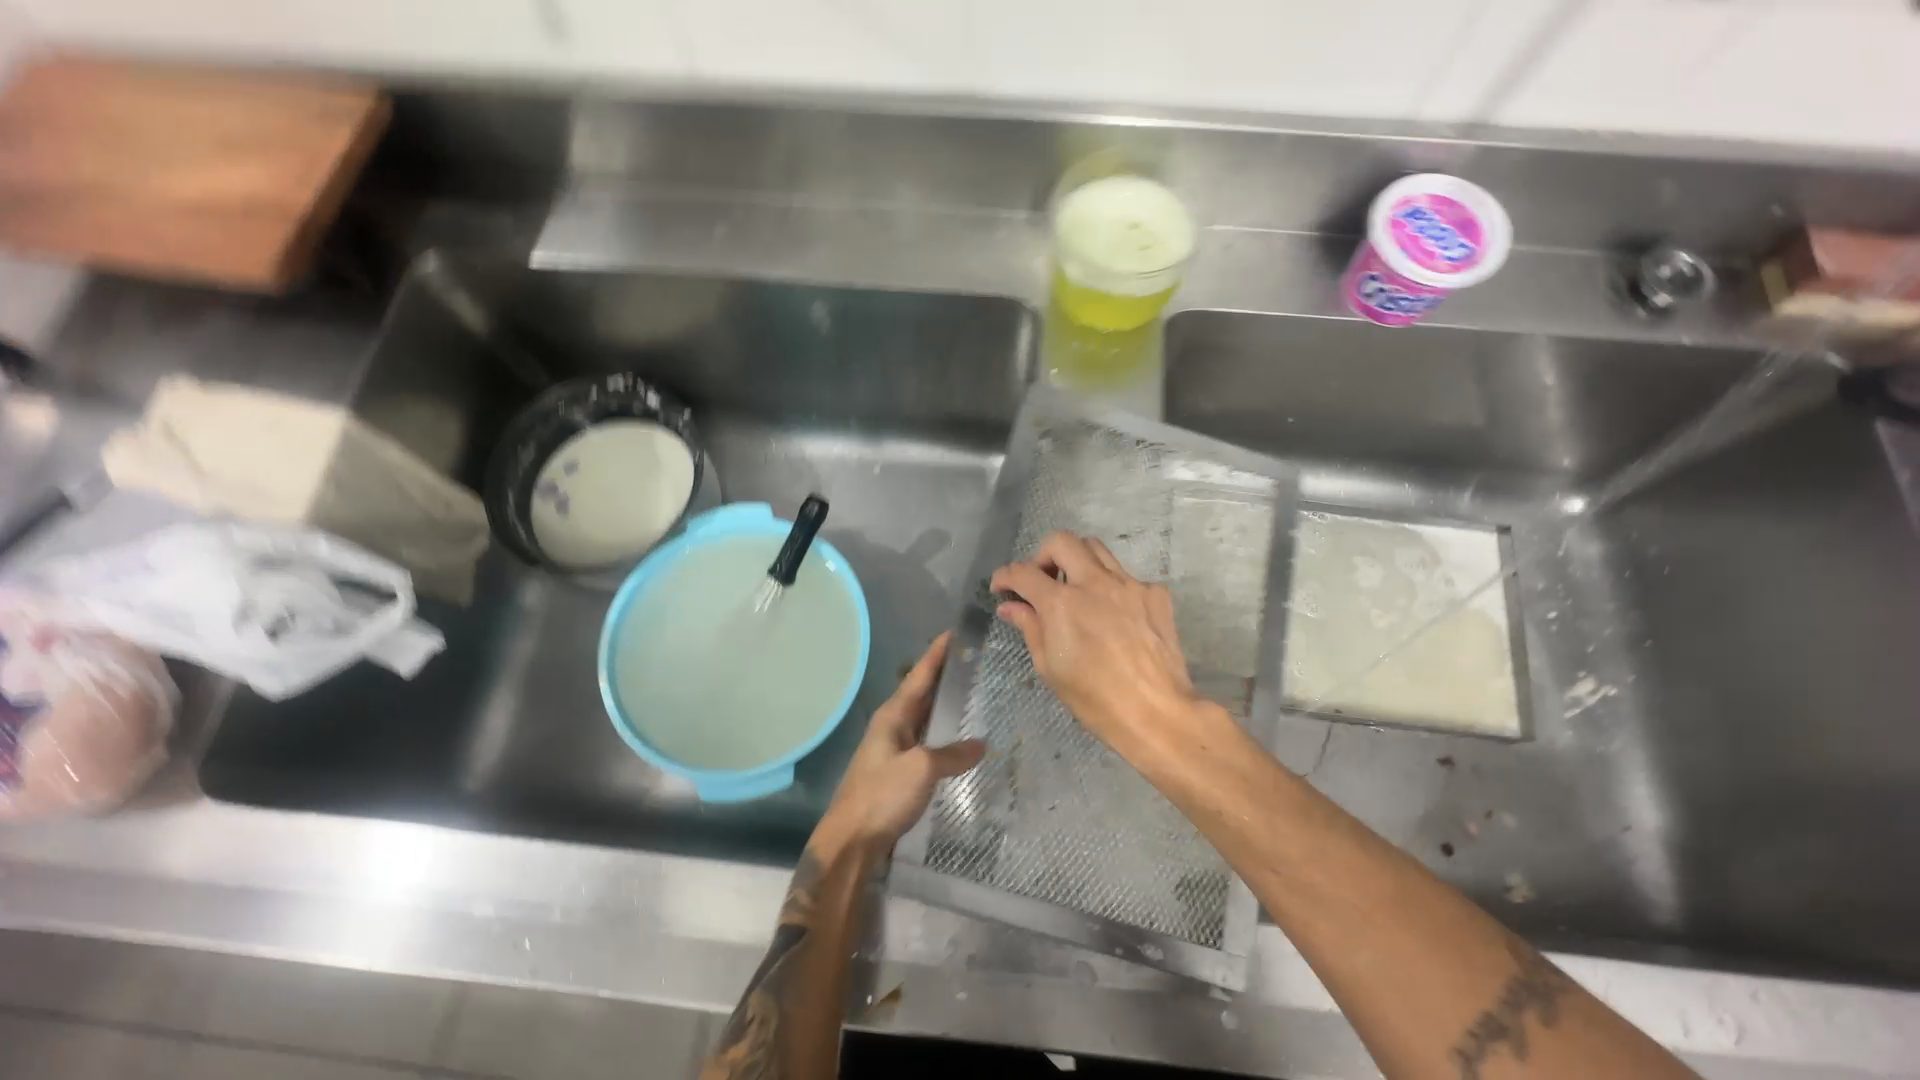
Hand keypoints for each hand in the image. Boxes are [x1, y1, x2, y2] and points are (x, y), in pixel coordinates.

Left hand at [814, 632, 985, 856]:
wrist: (852, 840)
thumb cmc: (882, 796)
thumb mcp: (922, 770)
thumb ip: (952, 754)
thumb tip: (981, 744)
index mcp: (893, 716)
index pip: (920, 676)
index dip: (937, 655)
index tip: (954, 633)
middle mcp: (891, 726)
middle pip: (921, 694)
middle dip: (944, 676)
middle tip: (973, 661)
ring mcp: (892, 750)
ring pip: (922, 718)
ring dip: (942, 705)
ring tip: (971, 694)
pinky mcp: (897, 772)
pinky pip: (924, 742)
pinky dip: (941, 734)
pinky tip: (957, 741)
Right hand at [990, 532, 1200, 756]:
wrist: (1155, 712)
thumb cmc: (1094, 698)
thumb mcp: (1050, 667)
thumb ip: (1030, 628)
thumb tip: (1011, 607)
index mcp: (1062, 603)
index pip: (1023, 573)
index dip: (1005, 576)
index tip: (1001, 587)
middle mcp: (1095, 583)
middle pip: (1061, 542)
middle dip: (1043, 556)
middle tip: (1042, 581)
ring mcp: (1129, 584)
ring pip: (1096, 549)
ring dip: (1078, 561)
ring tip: (1076, 589)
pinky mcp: (1155, 594)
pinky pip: (1127, 576)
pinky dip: (1112, 587)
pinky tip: (1113, 614)